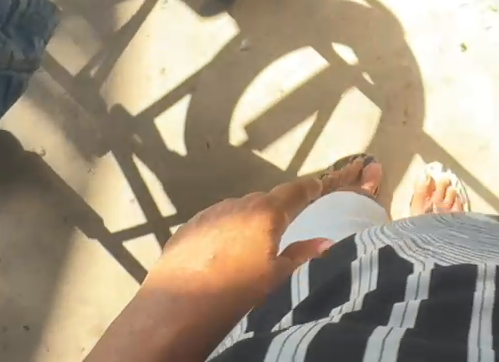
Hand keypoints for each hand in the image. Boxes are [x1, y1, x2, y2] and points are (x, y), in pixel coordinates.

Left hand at [147, 155, 378, 307]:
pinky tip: (219, 259)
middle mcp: (238, 203)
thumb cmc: (233, 296)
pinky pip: (215, 223)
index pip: (294, 191)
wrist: (172, 313)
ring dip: (247, 224)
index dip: (308, 188)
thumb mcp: (275, 281)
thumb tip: (326, 241)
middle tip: (282, 233)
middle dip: (275, 212)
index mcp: (265, 213)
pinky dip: (223, 234)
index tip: (318, 186)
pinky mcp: (187, 227)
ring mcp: (210, 213)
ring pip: (238, 212)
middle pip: (265, 202)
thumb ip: (301, 256)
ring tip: (247, 253)